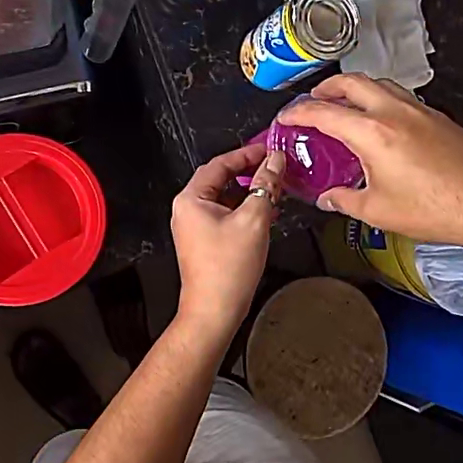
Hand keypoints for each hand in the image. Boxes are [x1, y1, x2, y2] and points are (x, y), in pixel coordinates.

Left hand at [171, 144, 284, 331]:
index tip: (268, 150)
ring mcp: (194, 227)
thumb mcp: (254, 219)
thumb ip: (265, 185)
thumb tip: (274, 162)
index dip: (247, 154)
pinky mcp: (204, 241)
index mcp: (191, 199)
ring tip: (275, 191)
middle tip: (275, 168)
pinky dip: (245, 210)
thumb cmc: (225, 272)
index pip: (220, 163)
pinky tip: (265, 214)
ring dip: (250, 193)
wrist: (214, 311)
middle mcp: (188, 210)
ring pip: (225, 198)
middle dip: (250, 173)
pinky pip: (225, 215)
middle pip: (221, 179)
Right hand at [277, 73, 462, 252]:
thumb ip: (345, 200)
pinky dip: (380, 99)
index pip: (324, 112)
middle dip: (326, 88)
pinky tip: (379, 121)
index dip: (298, 113)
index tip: (286, 118)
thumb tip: (330, 198)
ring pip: (379, 83)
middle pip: (352, 82)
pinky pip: (400, 96)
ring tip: (343, 106)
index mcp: (373, 133)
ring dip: (355, 89)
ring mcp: (420, 111)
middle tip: (313, 101)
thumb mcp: (378, 211)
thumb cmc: (440, 208)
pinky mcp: (438, 118)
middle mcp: (395, 113)